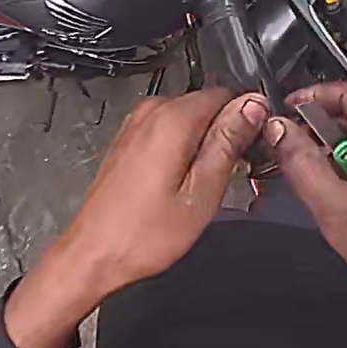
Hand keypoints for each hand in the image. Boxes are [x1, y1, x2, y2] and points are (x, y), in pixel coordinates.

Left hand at [4, 88, 267, 347]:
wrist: (94, 254)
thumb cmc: (142, 234)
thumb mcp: (202, 191)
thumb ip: (228, 142)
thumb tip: (252, 107)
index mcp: (172, 119)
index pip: (226, 94)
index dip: (246, 118)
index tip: (251, 145)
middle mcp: (151, 112)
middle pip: (206, 104)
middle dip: (224, 131)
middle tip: (229, 172)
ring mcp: (137, 124)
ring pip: (188, 118)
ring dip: (203, 143)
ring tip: (201, 184)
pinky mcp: (130, 139)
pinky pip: (168, 130)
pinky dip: (182, 149)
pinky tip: (180, 182)